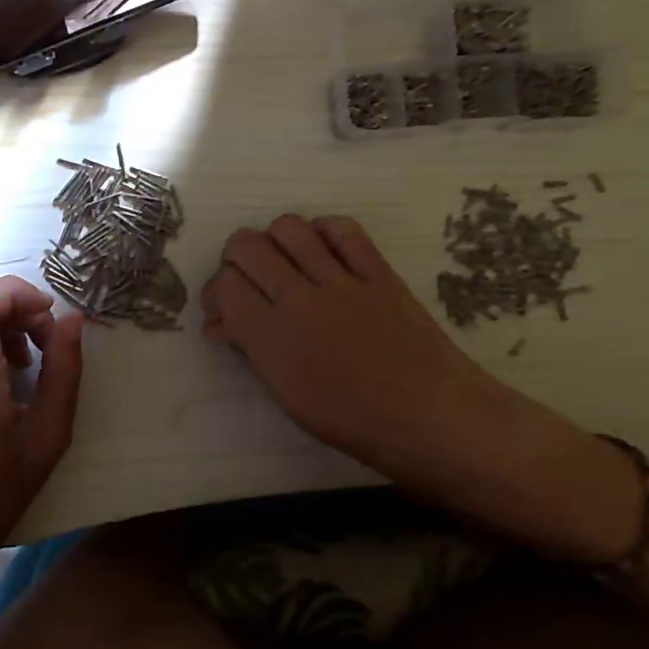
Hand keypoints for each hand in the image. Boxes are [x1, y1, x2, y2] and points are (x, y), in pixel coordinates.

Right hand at [200, 215, 509, 477]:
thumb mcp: (287, 395)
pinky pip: (344, 230)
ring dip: (273, 238)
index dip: (217, 291)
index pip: (225, 285)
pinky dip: (323, 230)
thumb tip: (220, 323)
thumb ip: (251, 349)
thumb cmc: (352, 420)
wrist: (431, 417)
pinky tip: (322, 249)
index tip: (223, 307)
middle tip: (245, 278)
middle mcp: (300, 298)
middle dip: (234, 257)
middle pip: (247, 246)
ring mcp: (342, 280)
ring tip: (282, 260)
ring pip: (289, 228)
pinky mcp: (378, 271)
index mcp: (273, 338)